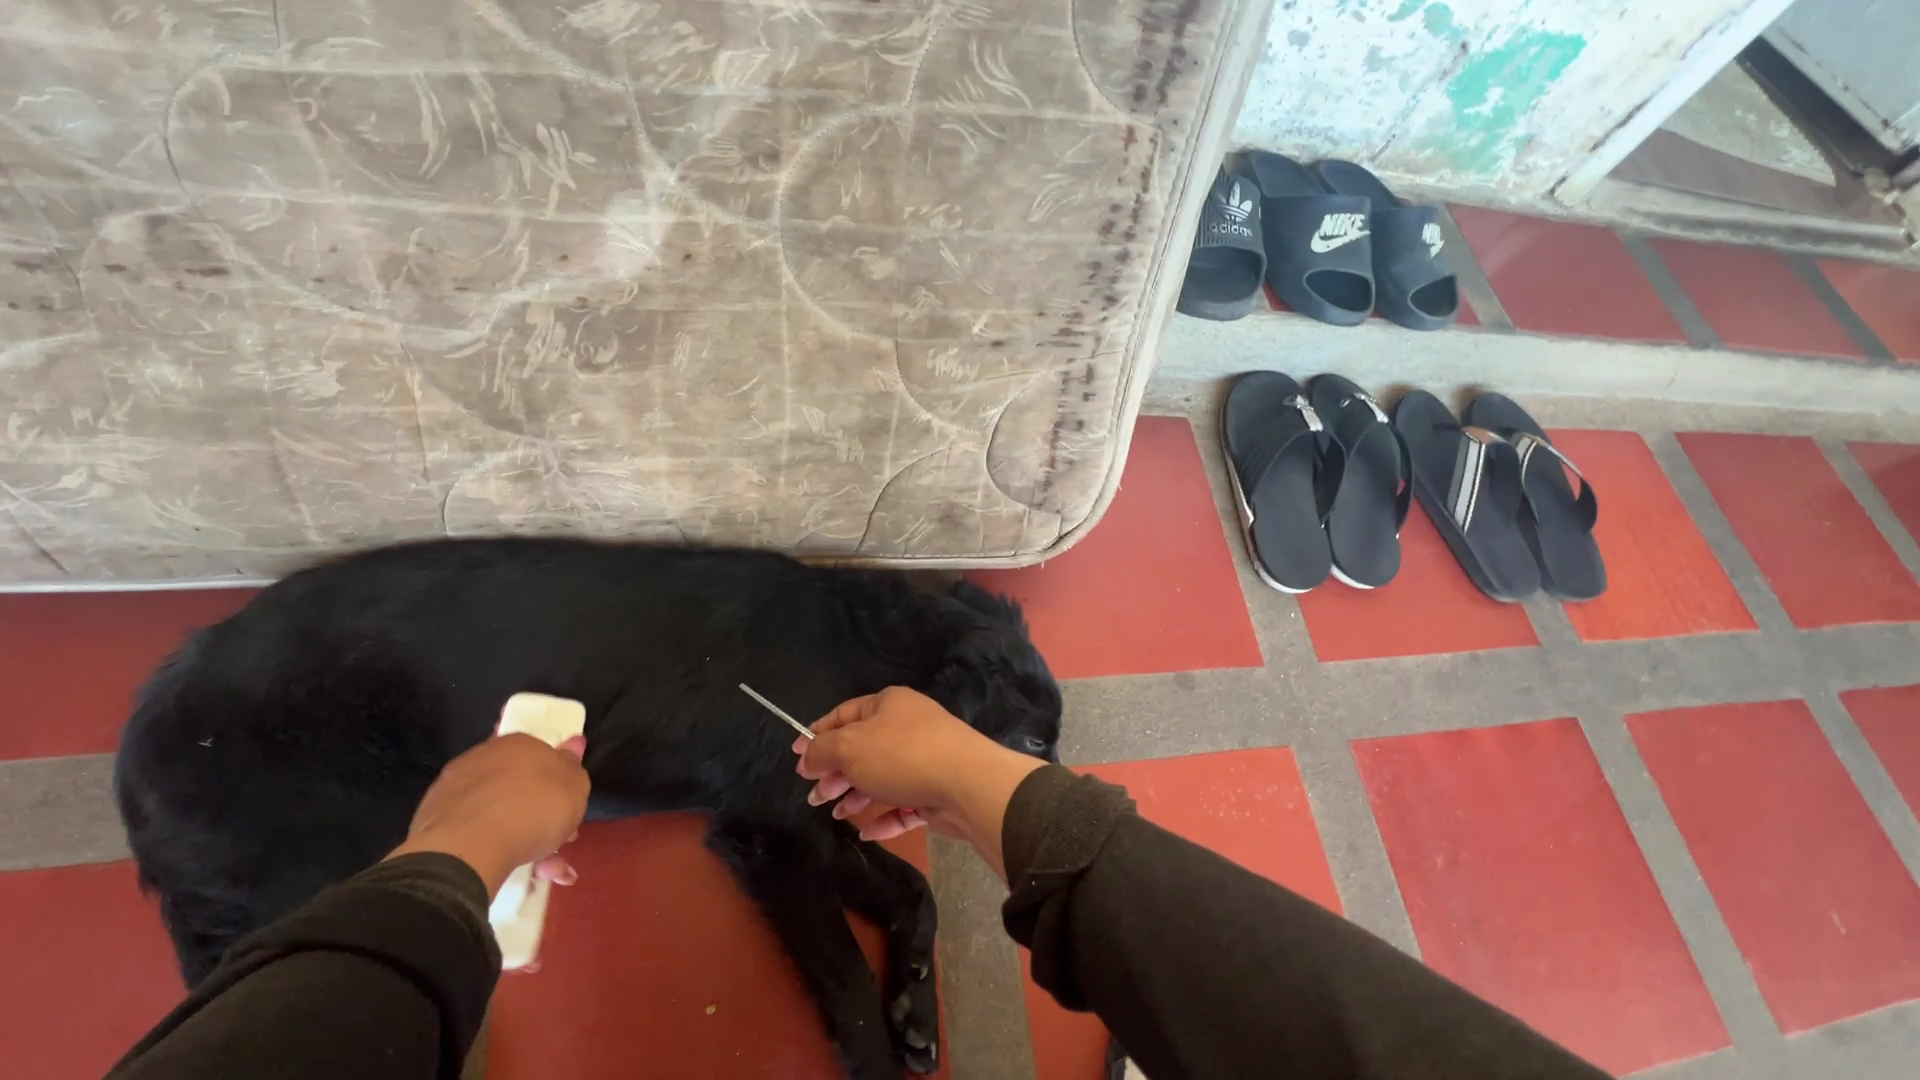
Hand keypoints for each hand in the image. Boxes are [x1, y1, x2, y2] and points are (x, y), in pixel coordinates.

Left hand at [386, 733, 591, 897]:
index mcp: (518, 743)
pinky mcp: (432, 821)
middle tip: (558, 841)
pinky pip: (475, 833)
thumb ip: (573, 765)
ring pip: (498, 813)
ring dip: (524, 839)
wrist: (470, 846)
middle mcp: (483, 758)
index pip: (541, 755)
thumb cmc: (534, 808)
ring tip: (543, 871)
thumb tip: (573, 743)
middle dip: (541, 814)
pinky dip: (495, 849)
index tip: (567, 805)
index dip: (557, 782)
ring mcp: (453, 789)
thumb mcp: (574, 786)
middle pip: (519, 786)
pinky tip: (513, 872)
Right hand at [795, 686, 1043, 877]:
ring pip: (882, 778)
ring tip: (837, 814)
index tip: (796, 758)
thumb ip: (821, 751)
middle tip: (816, 795)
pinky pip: (904, 805)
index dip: (817, 734)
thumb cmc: (901, 755)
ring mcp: (925, 760)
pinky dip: (885, 817)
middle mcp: (908, 727)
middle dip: (835, 772)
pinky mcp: (937, 792)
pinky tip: (867, 833)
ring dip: (856, 796)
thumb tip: (807, 758)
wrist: (966, 783)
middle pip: (862, 749)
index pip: (844, 714)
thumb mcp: (849, 746)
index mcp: (888, 704)